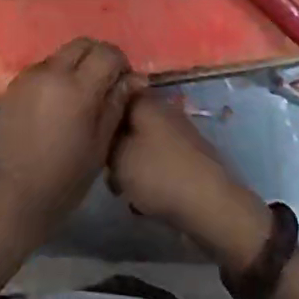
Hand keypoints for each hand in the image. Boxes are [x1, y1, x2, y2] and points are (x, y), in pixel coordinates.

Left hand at [0, 38, 143, 235]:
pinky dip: (57, 74)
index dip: (120, 63)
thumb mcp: (99, 145)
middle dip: (99, 56)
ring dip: (77, 64)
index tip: (123, 83)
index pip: (107, 53)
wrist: (10, 193)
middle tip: (105, 83)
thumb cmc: (63, 178)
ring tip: (80, 96)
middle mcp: (53, 71)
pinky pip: (44, 67)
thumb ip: (116, 104)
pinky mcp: (15, 83)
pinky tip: (57, 104)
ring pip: (62, 53)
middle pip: (83, 44)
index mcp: (78, 87)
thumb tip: (134, 78)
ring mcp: (31, 74)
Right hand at [107, 93, 271, 269]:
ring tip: (122, 188)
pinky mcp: (187, 157)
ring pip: (141, 143)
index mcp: (145, 100)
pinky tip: (143, 199)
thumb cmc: (159, 175)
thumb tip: (103, 130)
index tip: (88, 132)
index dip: (98, 111)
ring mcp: (177, 133)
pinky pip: (157, 160)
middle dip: (114, 144)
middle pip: (126, 120)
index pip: (113, 92)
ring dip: (129, 163)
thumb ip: (103, 139)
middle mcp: (163, 109)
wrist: (211, 206)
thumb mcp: (116, 157)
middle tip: (105, 168)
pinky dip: (148, 176)